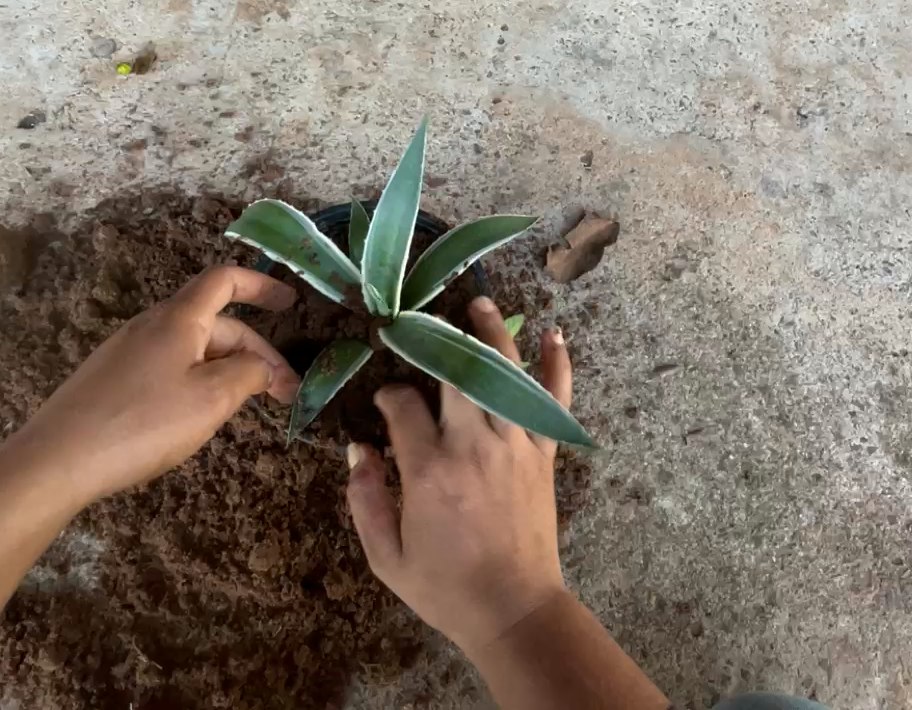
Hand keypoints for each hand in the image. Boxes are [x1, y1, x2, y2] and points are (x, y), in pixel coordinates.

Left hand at [2, 265, 298, 507]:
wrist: (51, 465)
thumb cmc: (142, 423)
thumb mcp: (212, 398)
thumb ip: (250, 374)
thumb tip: (262, 367)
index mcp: (179, 318)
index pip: (226, 280)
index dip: (262, 285)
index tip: (291, 304)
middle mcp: (152, 325)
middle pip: (216, 322)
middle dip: (256, 352)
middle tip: (282, 392)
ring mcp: (126, 353)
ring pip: (193, 348)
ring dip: (229, 368)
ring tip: (245, 406)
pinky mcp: (110, 381)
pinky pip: (169, 366)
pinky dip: (199, 380)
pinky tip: (197, 415)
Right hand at [345, 297, 575, 651]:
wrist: (513, 608)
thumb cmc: (445, 585)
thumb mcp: (387, 557)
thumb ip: (364, 501)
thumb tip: (355, 450)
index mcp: (429, 469)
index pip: (403, 406)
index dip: (389, 394)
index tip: (386, 398)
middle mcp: (473, 444)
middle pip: (456, 372)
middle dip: (439, 338)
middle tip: (427, 321)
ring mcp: (514, 443)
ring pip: (503, 373)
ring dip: (492, 332)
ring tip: (480, 302)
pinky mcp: (543, 452)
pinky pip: (553, 400)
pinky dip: (556, 366)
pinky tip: (553, 336)